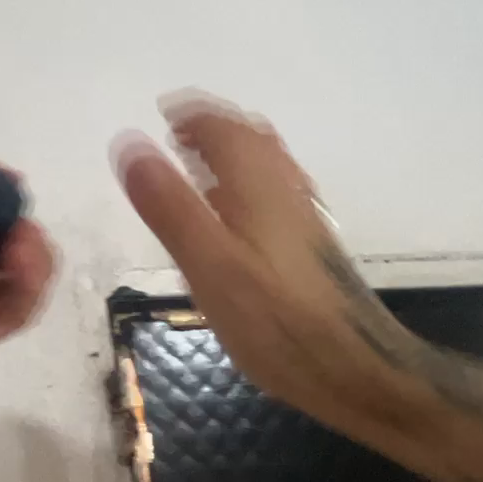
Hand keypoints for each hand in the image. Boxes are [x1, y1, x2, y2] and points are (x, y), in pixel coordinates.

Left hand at [0, 152, 56, 358]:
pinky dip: (30, 285)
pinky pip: (17, 312)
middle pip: (10, 251)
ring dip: (34, 258)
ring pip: (20, 282)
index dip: (9, 208)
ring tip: (22, 243)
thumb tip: (15, 189)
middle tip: (20, 228)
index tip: (12, 199)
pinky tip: (21, 260)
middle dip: (26, 234)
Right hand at [111, 91, 424, 429]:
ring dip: (232, 152)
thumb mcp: (207, 265)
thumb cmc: (273, 320)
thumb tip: (129, 144)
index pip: (225, 129)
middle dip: (213, 128)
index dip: (192, 116)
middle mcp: (285, 190)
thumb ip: (168, 205)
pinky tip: (237, 212)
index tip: (163, 112)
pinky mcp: (310, 245)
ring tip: (197, 163)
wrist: (353, 369)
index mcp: (258, 186)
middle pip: (251, 139)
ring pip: (267, 165)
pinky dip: (246, 181)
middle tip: (176, 134)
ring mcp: (303, 217)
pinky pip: (274, 191)